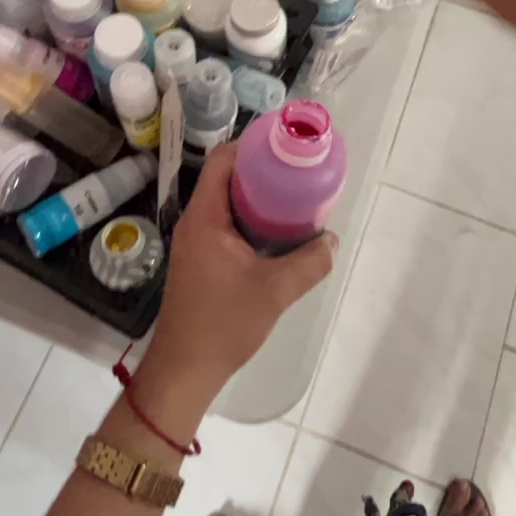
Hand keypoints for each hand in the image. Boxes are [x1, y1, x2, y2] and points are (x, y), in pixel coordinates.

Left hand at [141, 145, 336, 393]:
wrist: (184, 370)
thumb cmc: (223, 324)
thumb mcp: (275, 292)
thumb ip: (308, 263)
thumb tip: (331, 240)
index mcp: (205, 217)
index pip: (221, 161)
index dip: (250, 145)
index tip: (283, 144)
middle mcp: (195, 222)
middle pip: (225, 178)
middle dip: (259, 169)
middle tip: (295, 169)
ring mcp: (195, 242)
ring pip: (226, 202)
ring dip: (255, 195)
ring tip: (291, 195)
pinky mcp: (200, 260)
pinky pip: (225, 223)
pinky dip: (249, 218)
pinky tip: (275, 232)